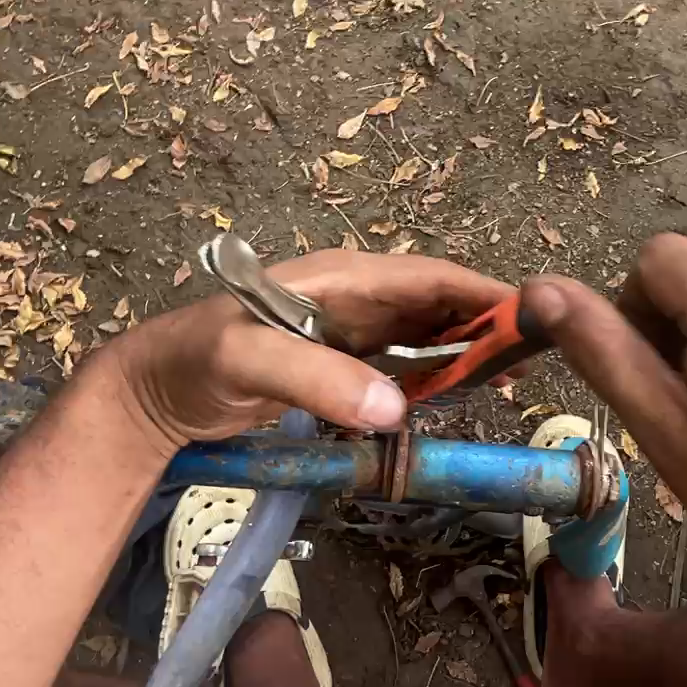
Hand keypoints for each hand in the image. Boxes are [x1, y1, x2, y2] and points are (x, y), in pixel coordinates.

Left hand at [85, 249, 514, 453]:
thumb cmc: (196, 360)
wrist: (153, 391)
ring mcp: (350, 331)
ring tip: (507, 378)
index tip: (532, 316)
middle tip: (532, 359)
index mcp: (344, 279)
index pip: (429, 278)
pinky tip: (454, 395)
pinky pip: (402, 364)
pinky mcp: (341, 362)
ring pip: (424, 335)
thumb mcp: (246, 361)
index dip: (483, 293)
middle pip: (437, 305)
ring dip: (464, 352)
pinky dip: (433, 377)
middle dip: (485, 325)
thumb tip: (396, 408)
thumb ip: (317, 378)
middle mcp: (356, 298)